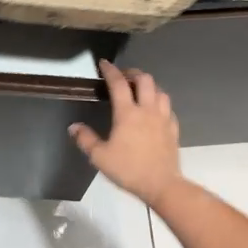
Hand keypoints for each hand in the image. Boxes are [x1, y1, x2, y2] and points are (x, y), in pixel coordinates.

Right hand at [71, 60, 185, 208]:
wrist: (161, 184)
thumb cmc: (128, 169)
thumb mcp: (100, 157)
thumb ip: (85, 139)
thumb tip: (73, 127)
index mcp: (127, 113)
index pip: (118, 84)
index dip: (110, 70)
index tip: (104, 63)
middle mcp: (147, 110)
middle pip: (144, 80)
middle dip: (133, 73)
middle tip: (124, 77)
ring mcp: (163, 118)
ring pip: (160, 91)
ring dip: (149, 86)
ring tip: (140, 90)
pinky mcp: (173, 129)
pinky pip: (168, 108)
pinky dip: (160, 103)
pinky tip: (155, 110)